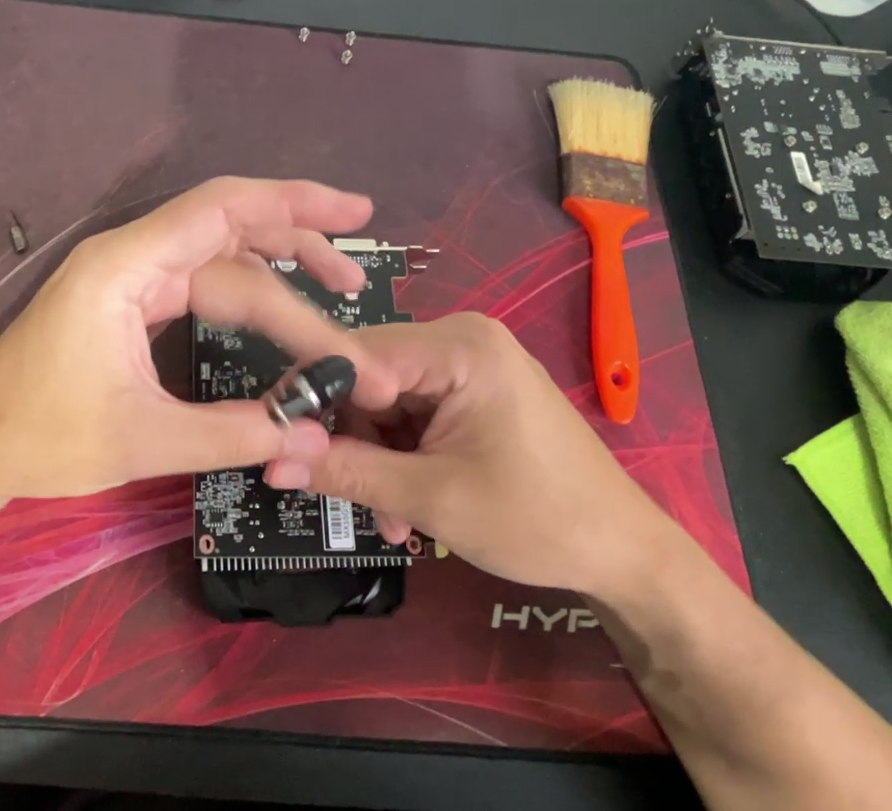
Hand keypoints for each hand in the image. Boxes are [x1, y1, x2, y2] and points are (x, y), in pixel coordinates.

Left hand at [0, 178, 400, 584]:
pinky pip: (199, 286)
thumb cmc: (41, 438)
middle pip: (230, 235)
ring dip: (277, 275)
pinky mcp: (127, 306)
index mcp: (124, 269)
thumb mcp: (145, 441)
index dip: (293, 203)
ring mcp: (127, 281)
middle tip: (358, 278)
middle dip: (299, 250)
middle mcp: (129, 260)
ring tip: (339, 292)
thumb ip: (234, 434)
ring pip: (218, 261)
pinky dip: (244, 296)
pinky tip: (278, 311)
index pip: (222, 211)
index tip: (355, 212)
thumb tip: (311, 435)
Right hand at [263, 313, 674, 597]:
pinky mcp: (473, 392)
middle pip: (366, 376)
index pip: (354, 353)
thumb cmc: (535, 519)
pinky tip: (408, 508)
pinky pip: (412, 414)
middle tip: (342, 495)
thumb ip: (346, 472)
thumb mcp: (430, 498)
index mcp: (460, 346)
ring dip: (375, 459)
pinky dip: (400, 457)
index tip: (277, 443)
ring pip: (384, 401)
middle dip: (351, 439)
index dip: (311, 397)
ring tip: (392, 521)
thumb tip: (269, 459)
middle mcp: (461, 339)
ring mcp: (469, 365)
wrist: (622, 551)